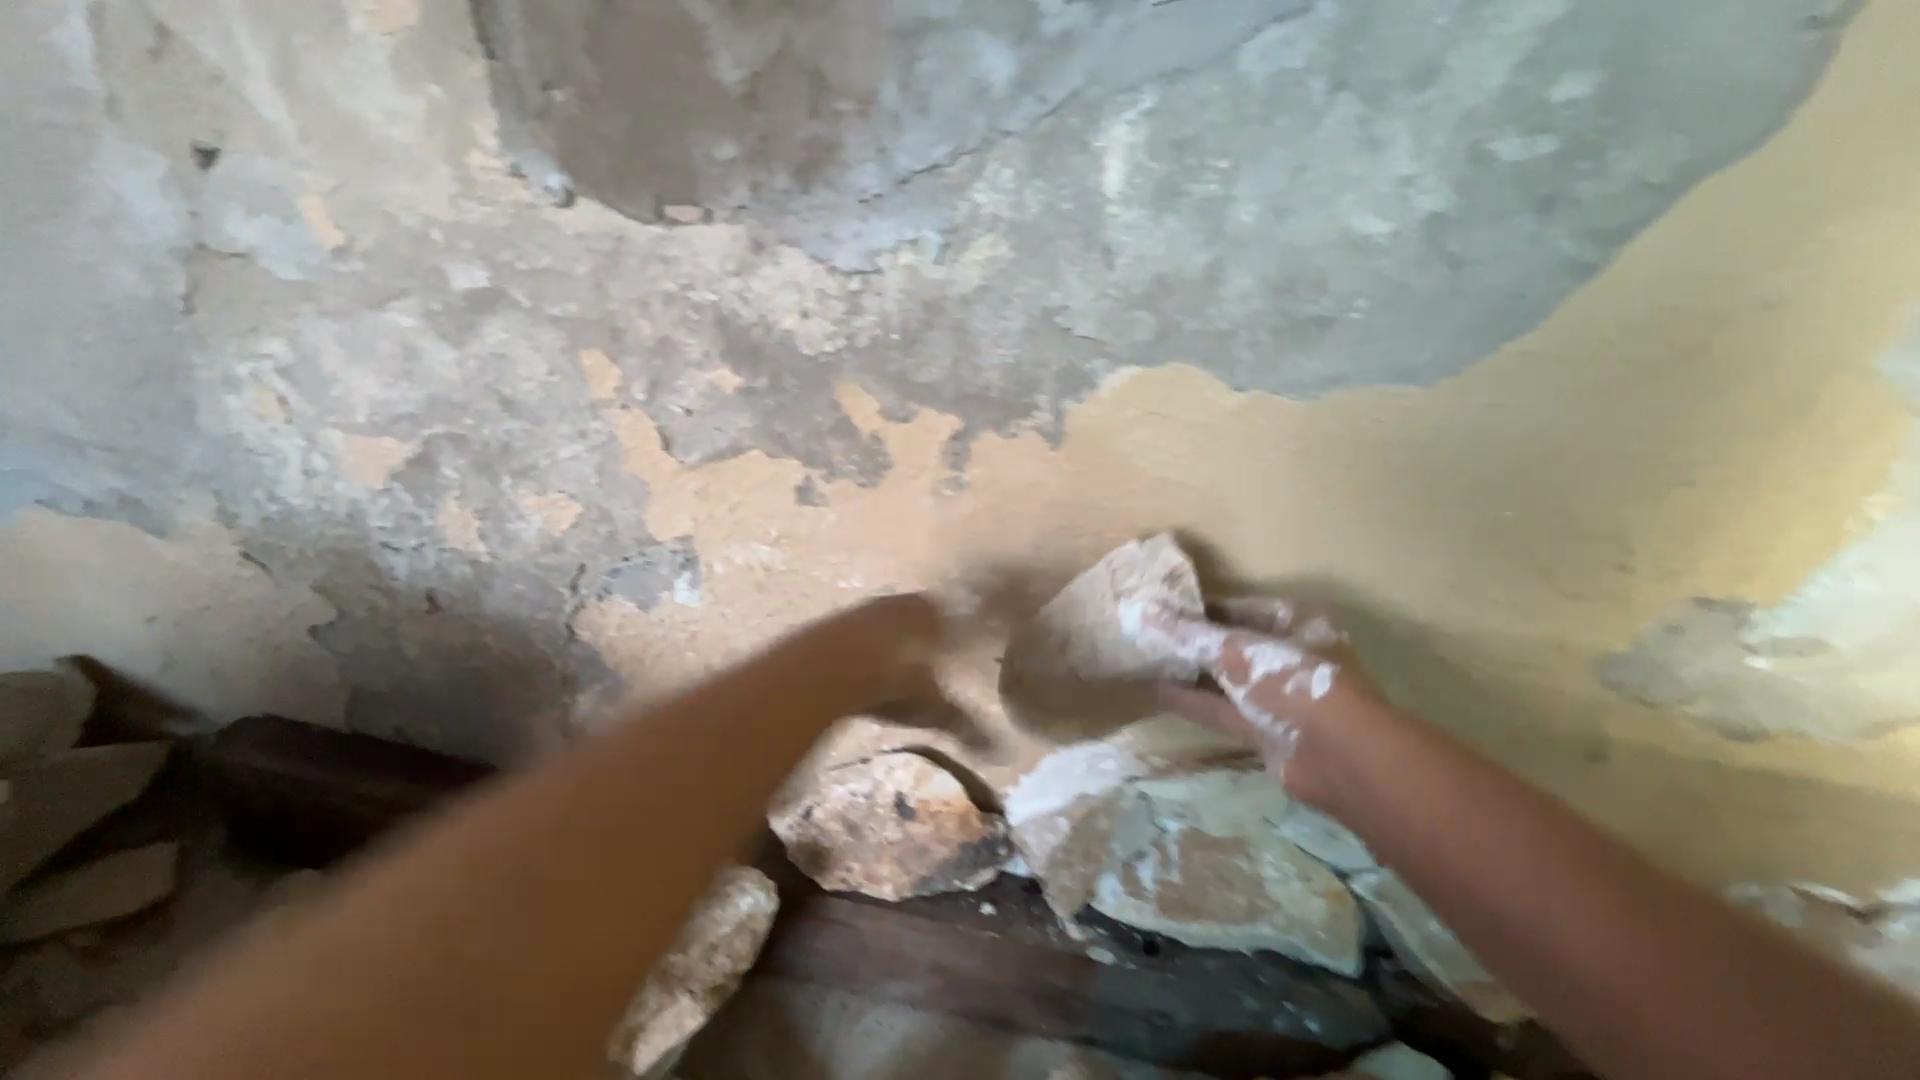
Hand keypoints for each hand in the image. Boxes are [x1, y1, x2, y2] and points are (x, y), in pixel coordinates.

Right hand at [1130, 597, 1382, 804]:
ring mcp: (1278, 694)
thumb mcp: (1237, 650)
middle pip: (1231, 644)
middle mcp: (1289, 653)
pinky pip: (1221, 709)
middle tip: (1145, 636)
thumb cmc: (1293, 682)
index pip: (1239, 608)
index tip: (1159, 609)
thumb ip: (1189, 635)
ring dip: (1187, 673)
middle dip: (1191, 643)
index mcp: (1295, 620)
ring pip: (1224, 679)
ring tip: (1143, 662)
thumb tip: (1144, 612)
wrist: (1337, 755)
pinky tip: (1155, 691)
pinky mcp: (1265, 729)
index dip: (1200, 609)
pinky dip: (1191, 701)